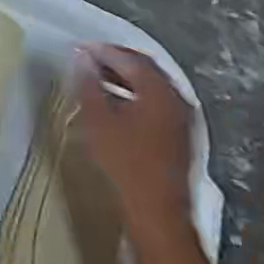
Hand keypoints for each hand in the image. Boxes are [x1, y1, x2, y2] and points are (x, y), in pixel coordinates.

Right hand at [73, 42, 192, 223]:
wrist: (157, 214)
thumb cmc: (125, 164)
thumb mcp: (98, 121)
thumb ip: (89, 84)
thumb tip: (82, 59)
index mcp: (160, 90)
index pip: (131, 58)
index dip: (103, 50)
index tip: (80, 49)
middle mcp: (178, 99)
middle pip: (145, 70)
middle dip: (116, 62)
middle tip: (89, 61)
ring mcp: (183, 119)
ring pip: (152, 88)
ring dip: (125, 80)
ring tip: (98, 82)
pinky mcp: (181, 138)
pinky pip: (156, 104)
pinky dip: (135, 97)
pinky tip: (117, 107)